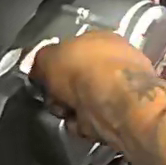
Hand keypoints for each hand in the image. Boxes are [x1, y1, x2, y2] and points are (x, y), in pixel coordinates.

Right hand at [30, 30, 158, 141]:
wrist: (116, 104)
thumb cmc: (85, 71)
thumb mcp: (47, 57)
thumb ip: (40, 61)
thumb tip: (38, 68)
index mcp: (102, 38)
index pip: (74, 50)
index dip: (55, 67)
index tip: (44, 79)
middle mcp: (117, 61)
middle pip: (79, 79)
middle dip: (63, 94)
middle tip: (56, 100)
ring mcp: (125, 89)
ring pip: (86, 103)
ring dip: (73, 112)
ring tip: (71, 113)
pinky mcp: (127, 115)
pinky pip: (96, 122)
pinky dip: (87, 126)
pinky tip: (85, 124)